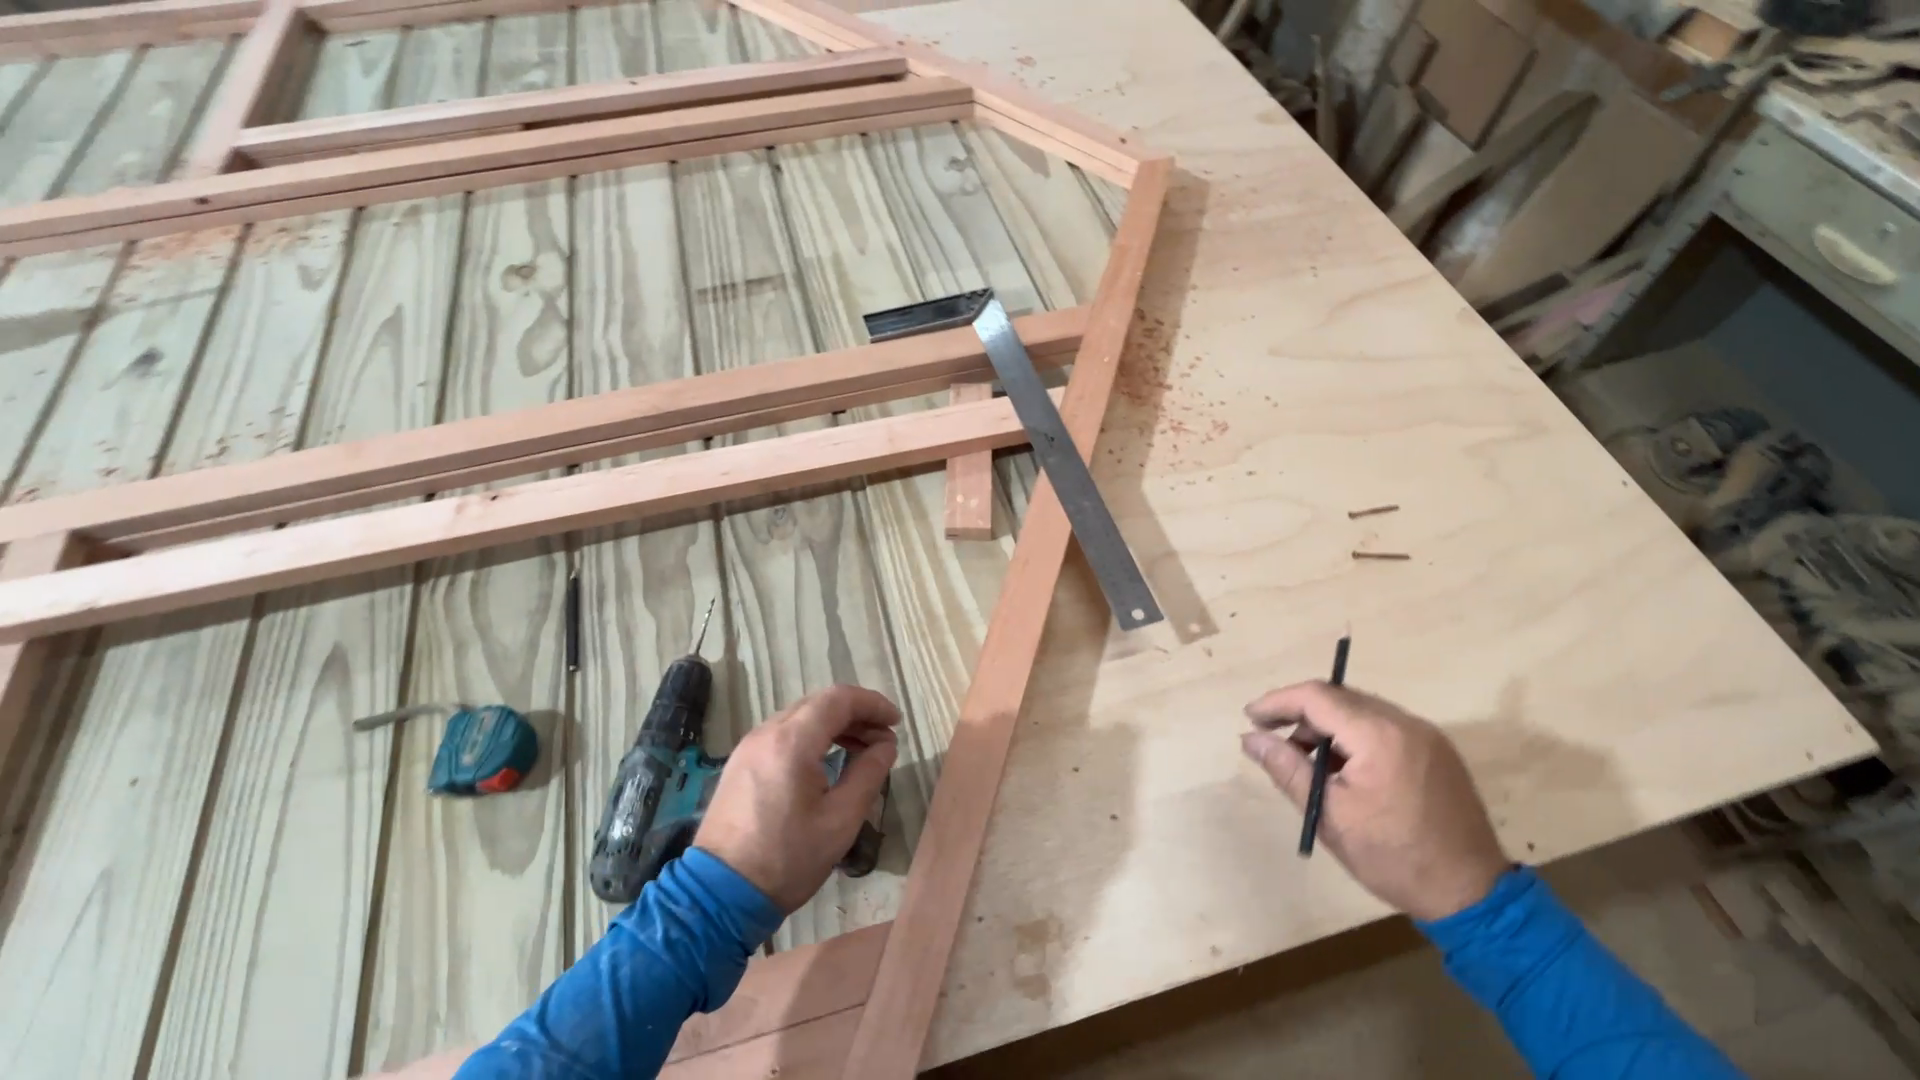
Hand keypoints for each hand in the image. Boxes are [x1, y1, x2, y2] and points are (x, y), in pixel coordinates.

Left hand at [694, 684, 900, 912]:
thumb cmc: (787, 858)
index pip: (839, 699)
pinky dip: (811, 737)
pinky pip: (782, 734)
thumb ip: (868, 774)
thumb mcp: (841, 820)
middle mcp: (767, 733)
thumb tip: (885, 745)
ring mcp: (749, 746)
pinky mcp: (740, 763)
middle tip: (883, 739)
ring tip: (860, 750)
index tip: (896, 723)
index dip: (873, 704)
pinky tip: (826, 762)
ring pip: (799, 717)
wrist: (720, 893)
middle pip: (818, 703)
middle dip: (856, 714)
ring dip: (834, 725)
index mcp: (792, 741)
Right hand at [1241, 681, 1508, 920]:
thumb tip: (1250, 738)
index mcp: (1379, 736)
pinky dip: (1354, 736)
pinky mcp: (1437, 751)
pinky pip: (1384, 727)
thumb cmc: (1391, 857)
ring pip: (1362, 710)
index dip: (1278, 702)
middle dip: (1300, 714)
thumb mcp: (1327, 815)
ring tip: (1306, 761)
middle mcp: (1406, 723)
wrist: (1470, 894)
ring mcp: (1427, 735)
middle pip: (1339, 698)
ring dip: (1327, 726)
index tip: (1250, 719)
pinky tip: (1342, 768)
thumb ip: (1287, 768)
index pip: (1317, 696)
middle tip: (1273, 741)